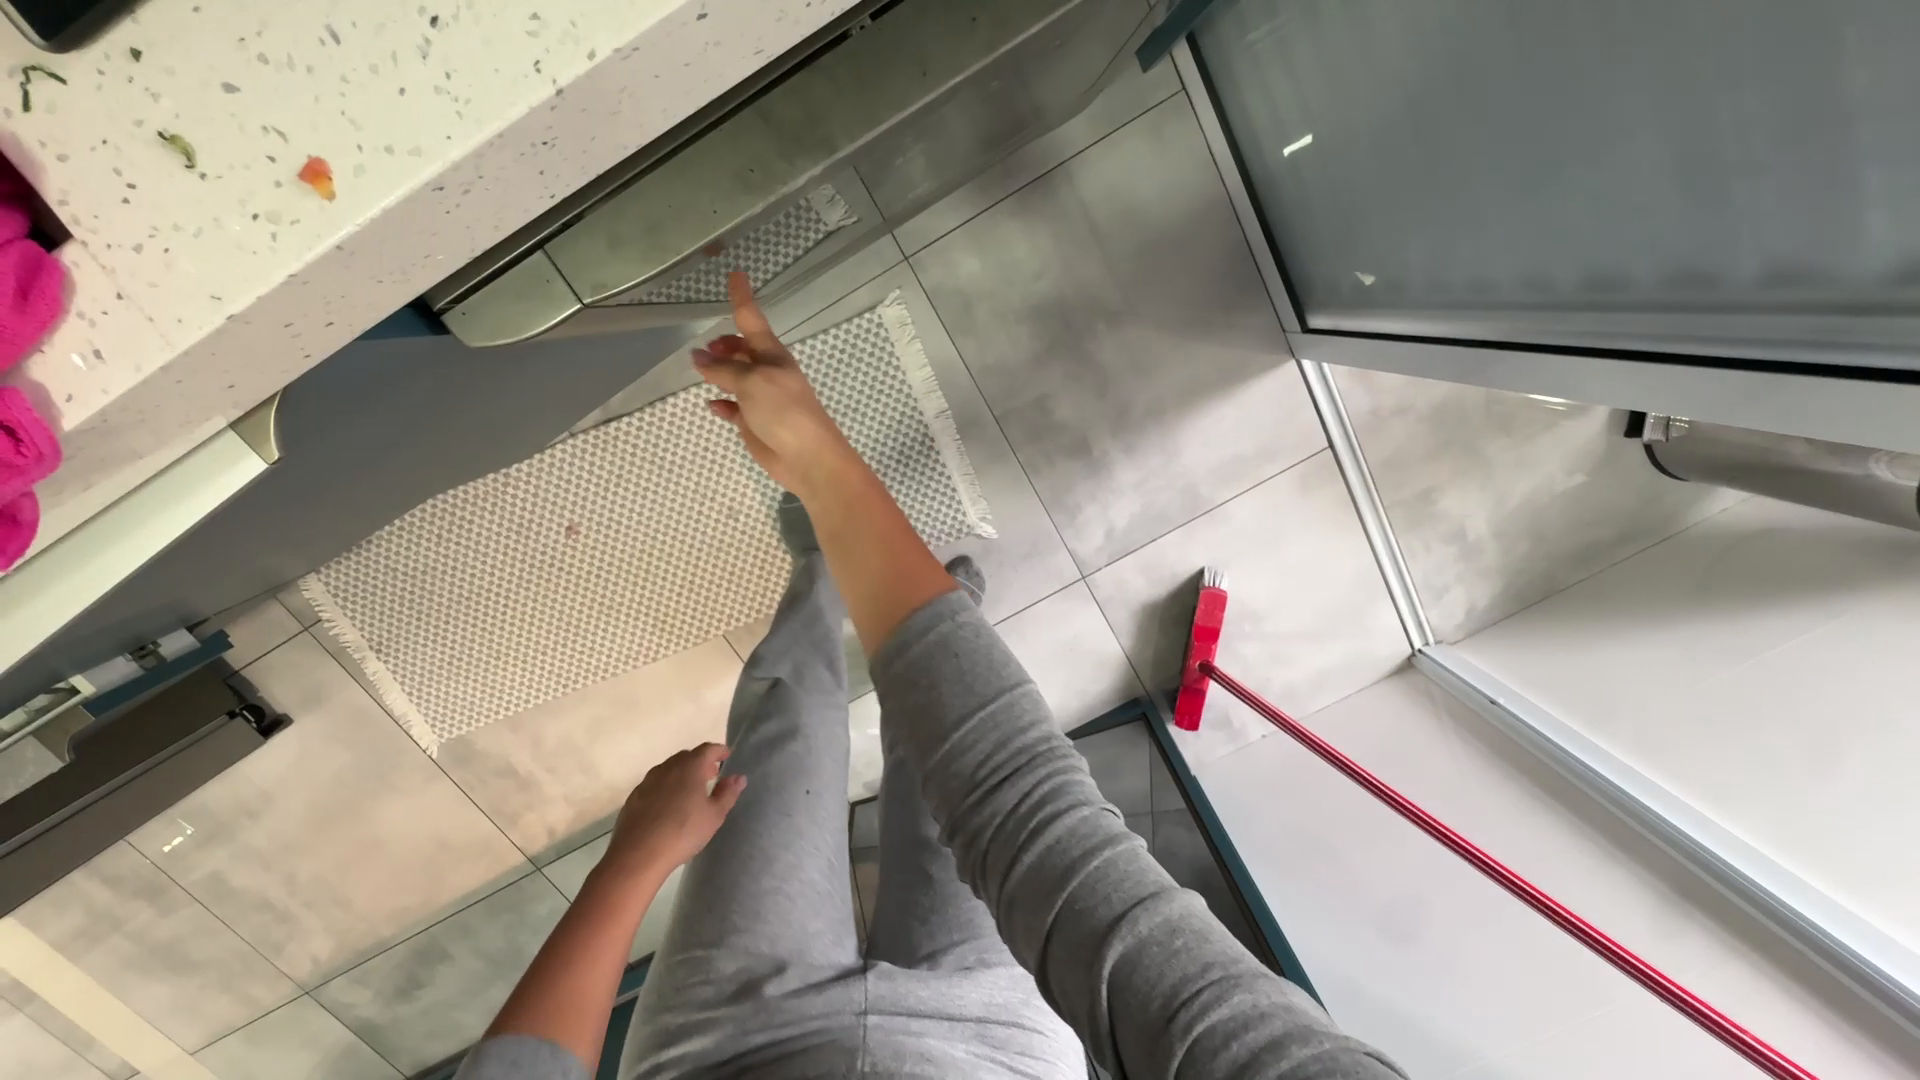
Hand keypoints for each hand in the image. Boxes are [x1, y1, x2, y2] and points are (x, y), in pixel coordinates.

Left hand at [598, 743, 745, 883]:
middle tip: (711, 775)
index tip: (727, 756)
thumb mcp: (714, 815)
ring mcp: (647, 782)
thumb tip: (738, 777)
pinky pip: (654, 784)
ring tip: (690, 790)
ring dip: (682, 773)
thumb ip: (728, 793)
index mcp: (690, 767)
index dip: (719, 751)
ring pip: (669, 769)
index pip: (707, 749)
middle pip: (687, 756)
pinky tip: (668, 805)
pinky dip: (666, 786)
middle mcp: (668, 768)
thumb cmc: (683, 832)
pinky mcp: (634, 797)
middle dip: (700, 762)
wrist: (638, 855)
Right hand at [694, 272, 857, 493]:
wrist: (807, 457)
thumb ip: (724, 369)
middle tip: (706, 346)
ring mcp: (762, 399)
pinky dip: (723, 404)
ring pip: (736, 379)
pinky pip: (734, 408)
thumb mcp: (752, 382)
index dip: (742, 297)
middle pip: (743, 350)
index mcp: (772, 355)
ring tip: (699, 369)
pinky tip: (712, 405)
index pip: (752, 319)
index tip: (737, 273)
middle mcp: (768, 373)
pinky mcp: (755, 424)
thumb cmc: (785, 411)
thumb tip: (698, 358)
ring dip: (720, 372)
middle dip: (726, 343)